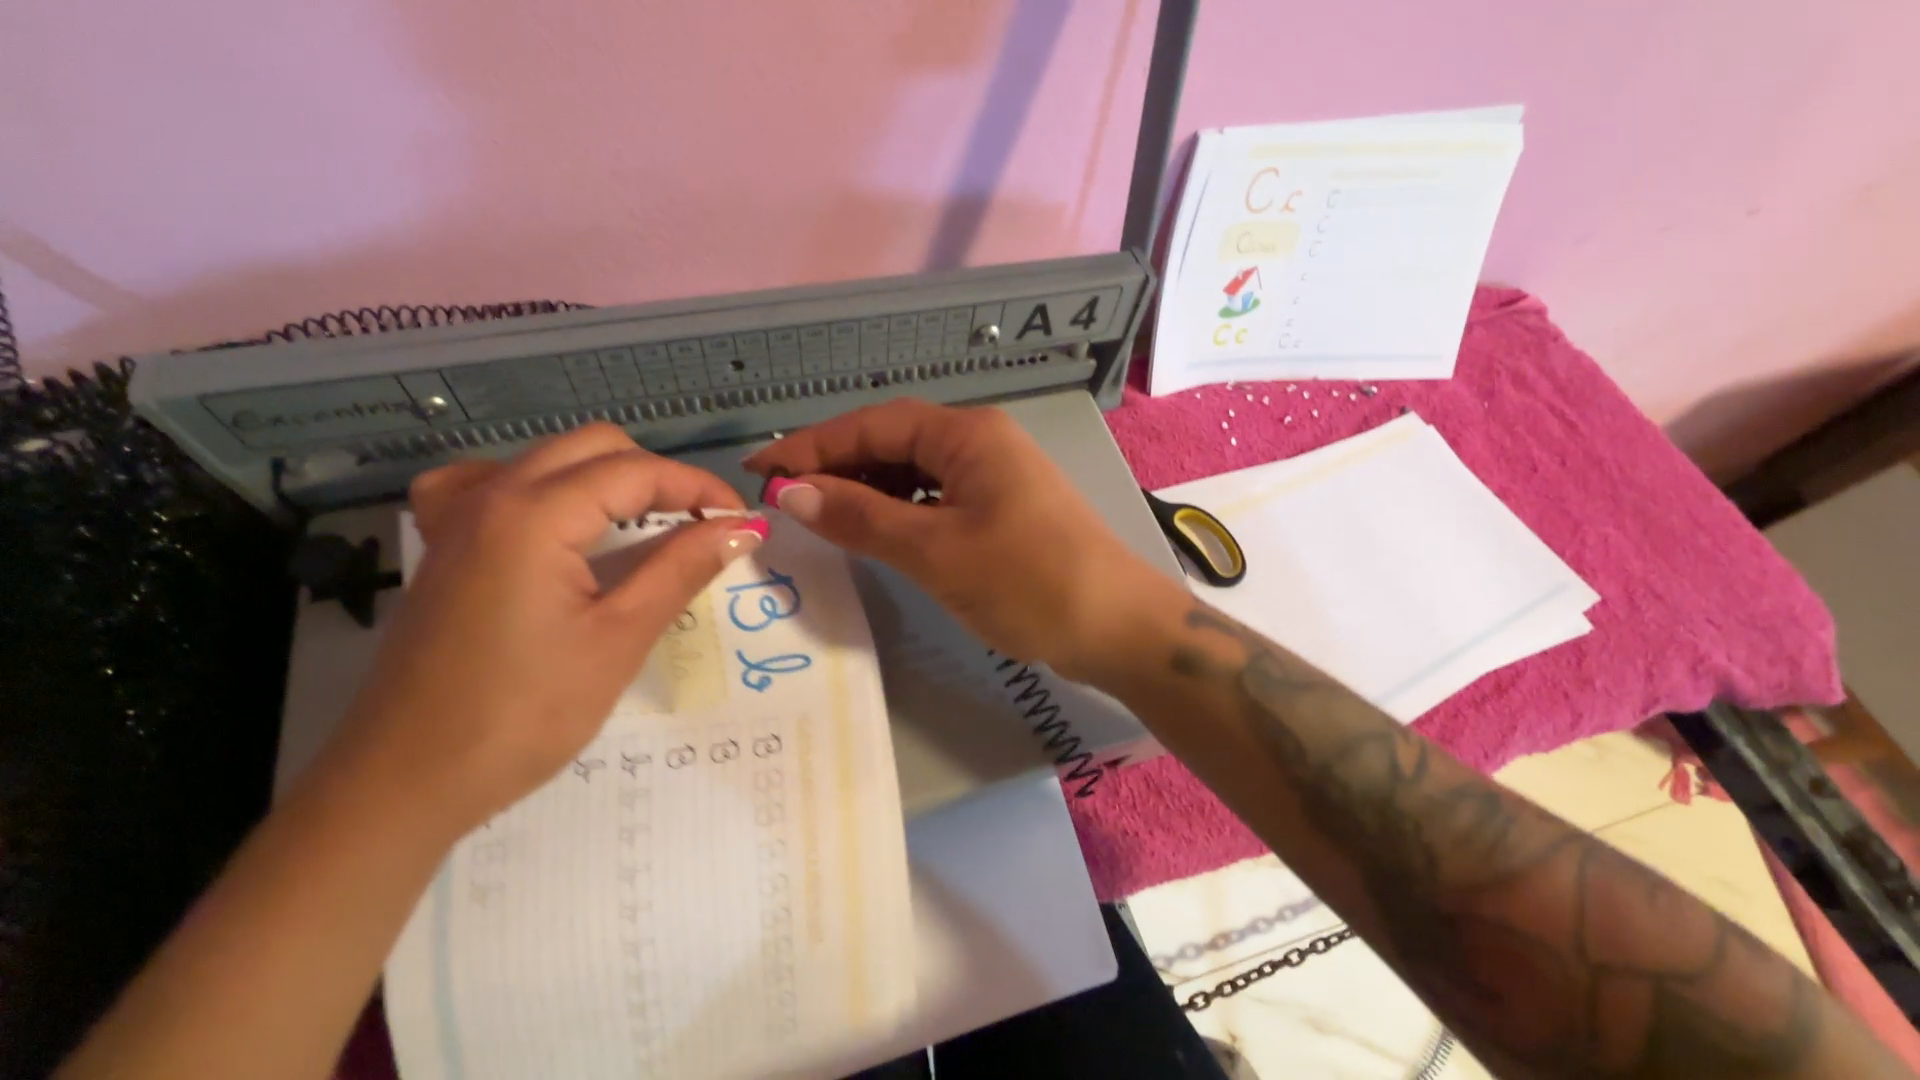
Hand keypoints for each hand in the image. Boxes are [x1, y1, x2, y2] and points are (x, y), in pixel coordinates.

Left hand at [327, 424, 766, 833]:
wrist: (406, 780)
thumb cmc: (524, 716)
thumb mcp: (618, 640)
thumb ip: (680, 568)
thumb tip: (741, 526)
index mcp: (534, 514)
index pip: (636, 471)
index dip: (698, 487)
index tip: (742, 520)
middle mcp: (491, 495)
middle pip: (593, 448)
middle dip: (657, 477)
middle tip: (702, 525)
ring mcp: (456, 518)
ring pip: (547, 460)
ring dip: (604, 479)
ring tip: (641, 527)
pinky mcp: (442, 548)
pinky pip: (490, 485)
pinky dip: (537, 490)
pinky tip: (550, 525)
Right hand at [743, 399, 1174, 683]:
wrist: (1118, 627)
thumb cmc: (1028, 582)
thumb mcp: (935, 551)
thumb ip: (861, 517)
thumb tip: (789, 491)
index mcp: (966, 434)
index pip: (871, 425)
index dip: (810, 445)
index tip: (757, 469)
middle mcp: (979, 441)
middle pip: (891, 441)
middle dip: (835, 465)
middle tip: (780, 497)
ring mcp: (994, 474)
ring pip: (913, 470)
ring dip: (865, 488)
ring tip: (815, 514)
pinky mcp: (1001, 508)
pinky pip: (934, 496)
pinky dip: (897, 510)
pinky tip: (872, 529)